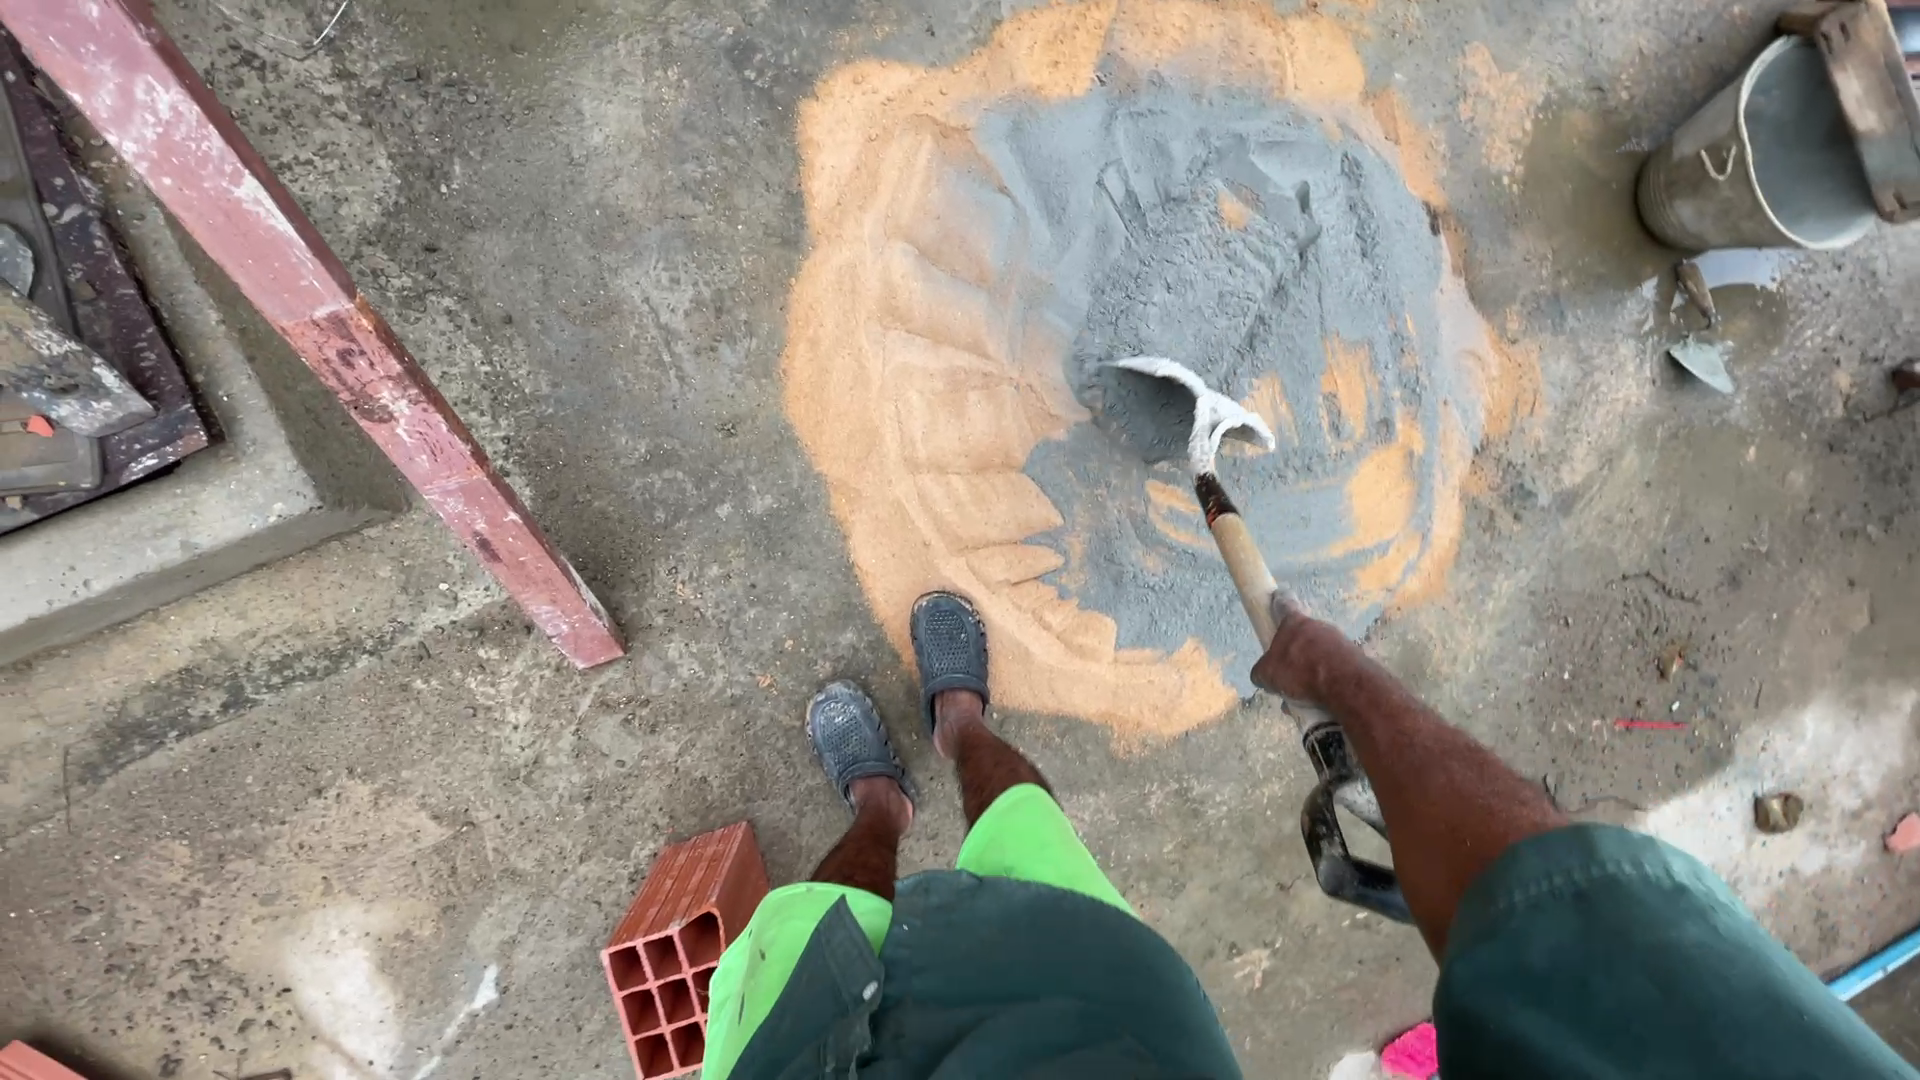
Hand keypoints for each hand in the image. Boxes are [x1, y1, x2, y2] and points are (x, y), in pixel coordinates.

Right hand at [1251, 594, 1359, 703]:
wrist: (1347, 686)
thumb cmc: (1300, 672)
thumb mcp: (1266, 675)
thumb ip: (1262, 672)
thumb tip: (1262, 676)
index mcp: (1294, 623)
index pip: (1284, 604)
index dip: (1278, 602)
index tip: (1276, 599)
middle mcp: (1318, 626)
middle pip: (1302, 635)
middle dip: (1294, 653)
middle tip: (1286, 674)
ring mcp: (1340, 641)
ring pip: (1319, 655)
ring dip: (1310, 671)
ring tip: (1303, 696)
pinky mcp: (1355, 659)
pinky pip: (1334, 669)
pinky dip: (1326, 682)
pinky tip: (1320, 701)